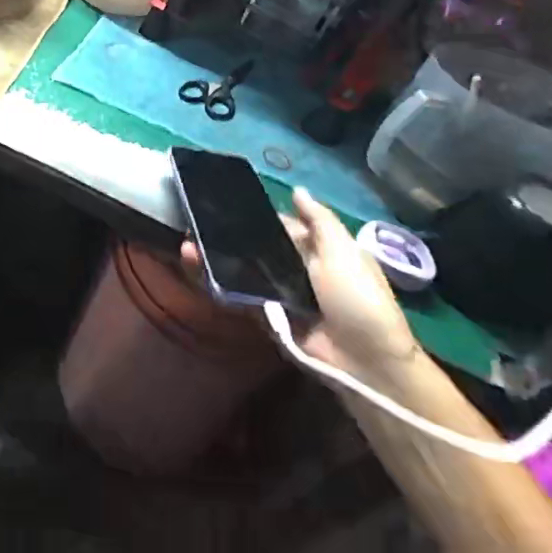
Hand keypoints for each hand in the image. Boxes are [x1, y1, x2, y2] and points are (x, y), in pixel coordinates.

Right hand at [182, 189, 422, 386]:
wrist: (364, 362)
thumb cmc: (359, 298)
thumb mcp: (343, 251)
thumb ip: (318, 219)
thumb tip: (296, 189)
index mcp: (316, 250)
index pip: (280, 226)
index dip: (255, 216)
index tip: (223, 202)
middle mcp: (295, 269)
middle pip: (256, 248)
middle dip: (228, 237)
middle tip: (195, 221)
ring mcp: (279, 295)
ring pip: (242, 271)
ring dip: (215, 257)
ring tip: (187, 243)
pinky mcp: (267, 318)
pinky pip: (238, 298)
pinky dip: (215, 283)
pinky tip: (194, 265)